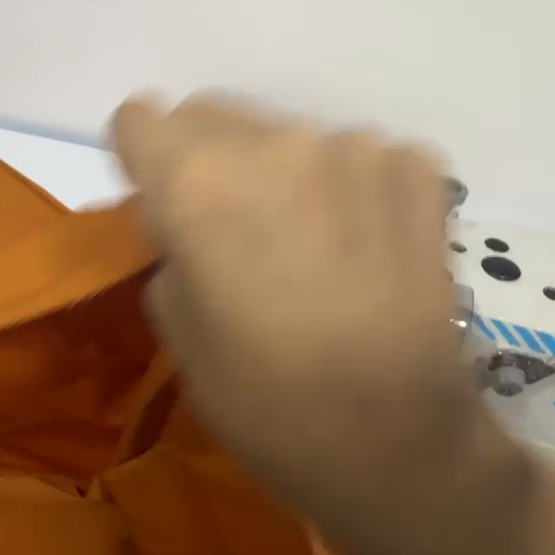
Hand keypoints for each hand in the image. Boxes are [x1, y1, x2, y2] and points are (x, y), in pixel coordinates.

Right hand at [110, 94, 519, 530]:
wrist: (394, 439)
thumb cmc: (260, 399)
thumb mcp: (175, 326)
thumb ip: (169, 247)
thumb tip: (188, 221)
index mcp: (195, 184)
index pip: (138, 117)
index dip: (139, 159)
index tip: (155, 202)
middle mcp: (273, 142)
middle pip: (210, 114)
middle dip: (201, 161)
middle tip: (225, 230)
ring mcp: (354, 148)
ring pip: (283, 135)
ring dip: (275, 174)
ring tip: (301, 246)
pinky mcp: (416, 168)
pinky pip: (349, 156)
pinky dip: (339, 188)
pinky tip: (356, 248)